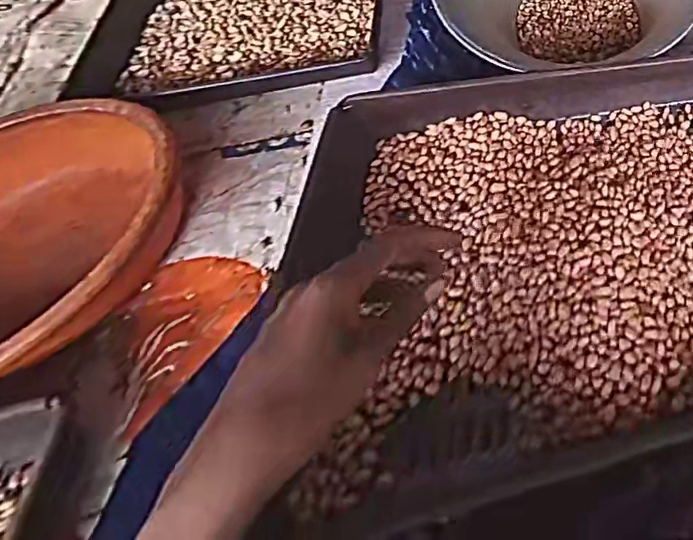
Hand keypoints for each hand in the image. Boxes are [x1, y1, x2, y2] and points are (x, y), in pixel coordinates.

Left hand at [219, 226, 456, 447]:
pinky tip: (381, 320)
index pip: (389, 244)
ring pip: (351, 280)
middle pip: (369, 257)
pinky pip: (333, 300)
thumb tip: (436, 283)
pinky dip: (364, 301)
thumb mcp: (367, 358)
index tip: (455, 243)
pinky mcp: (285, 328)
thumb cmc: (308, 404)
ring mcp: (293, 307)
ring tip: (419, 293)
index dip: (427, 239)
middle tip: (443, 265)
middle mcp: (310, 287)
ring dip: (388, 281)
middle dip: (410, 257)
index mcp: (331, 286)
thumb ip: (403, 314)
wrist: (237, 453)